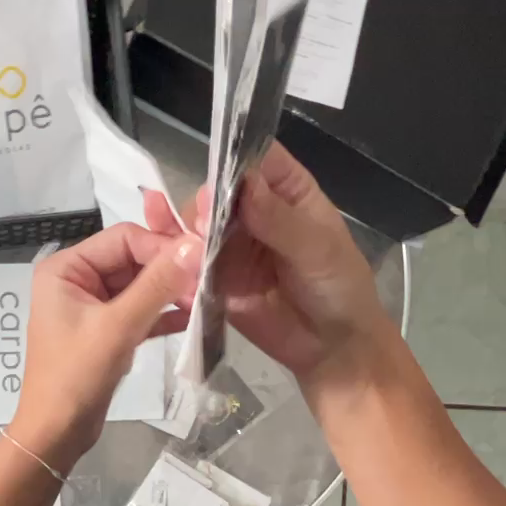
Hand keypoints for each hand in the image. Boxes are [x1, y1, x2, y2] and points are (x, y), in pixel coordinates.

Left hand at [9, 223, 200, 471]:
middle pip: (133, 261)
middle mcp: (76, 280)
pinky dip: (162, 316)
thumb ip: (156, 285)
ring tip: (204, 303)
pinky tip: (192, 320)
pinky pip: (139, 313)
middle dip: (169, 272)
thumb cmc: (76, 376)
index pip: (124, 239)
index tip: (201, 261)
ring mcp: (91, 307)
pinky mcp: (105, 332)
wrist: (56, 433)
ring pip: (140, 288)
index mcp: (66, 268)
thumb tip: (194, 244)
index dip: (163, 247)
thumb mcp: (117, 327)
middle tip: (208, 283)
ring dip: (170, 295)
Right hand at [144, 143, 395, 392]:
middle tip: (201, 221)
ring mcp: (231, 248)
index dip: (235, 158)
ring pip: (197, 229)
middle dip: (204, 203)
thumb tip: (245, 184)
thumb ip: (279, 219)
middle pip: (218, 194)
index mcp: (286, 191)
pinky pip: (190, 268)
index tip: (219, 171)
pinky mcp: (215, 282)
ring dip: (182, 233)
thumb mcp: (318, 248)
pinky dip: (176, 265)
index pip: (256, 160)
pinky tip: (166, 264)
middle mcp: (253, 214)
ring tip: (175, 243)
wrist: (332, 347)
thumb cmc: (339, 287)